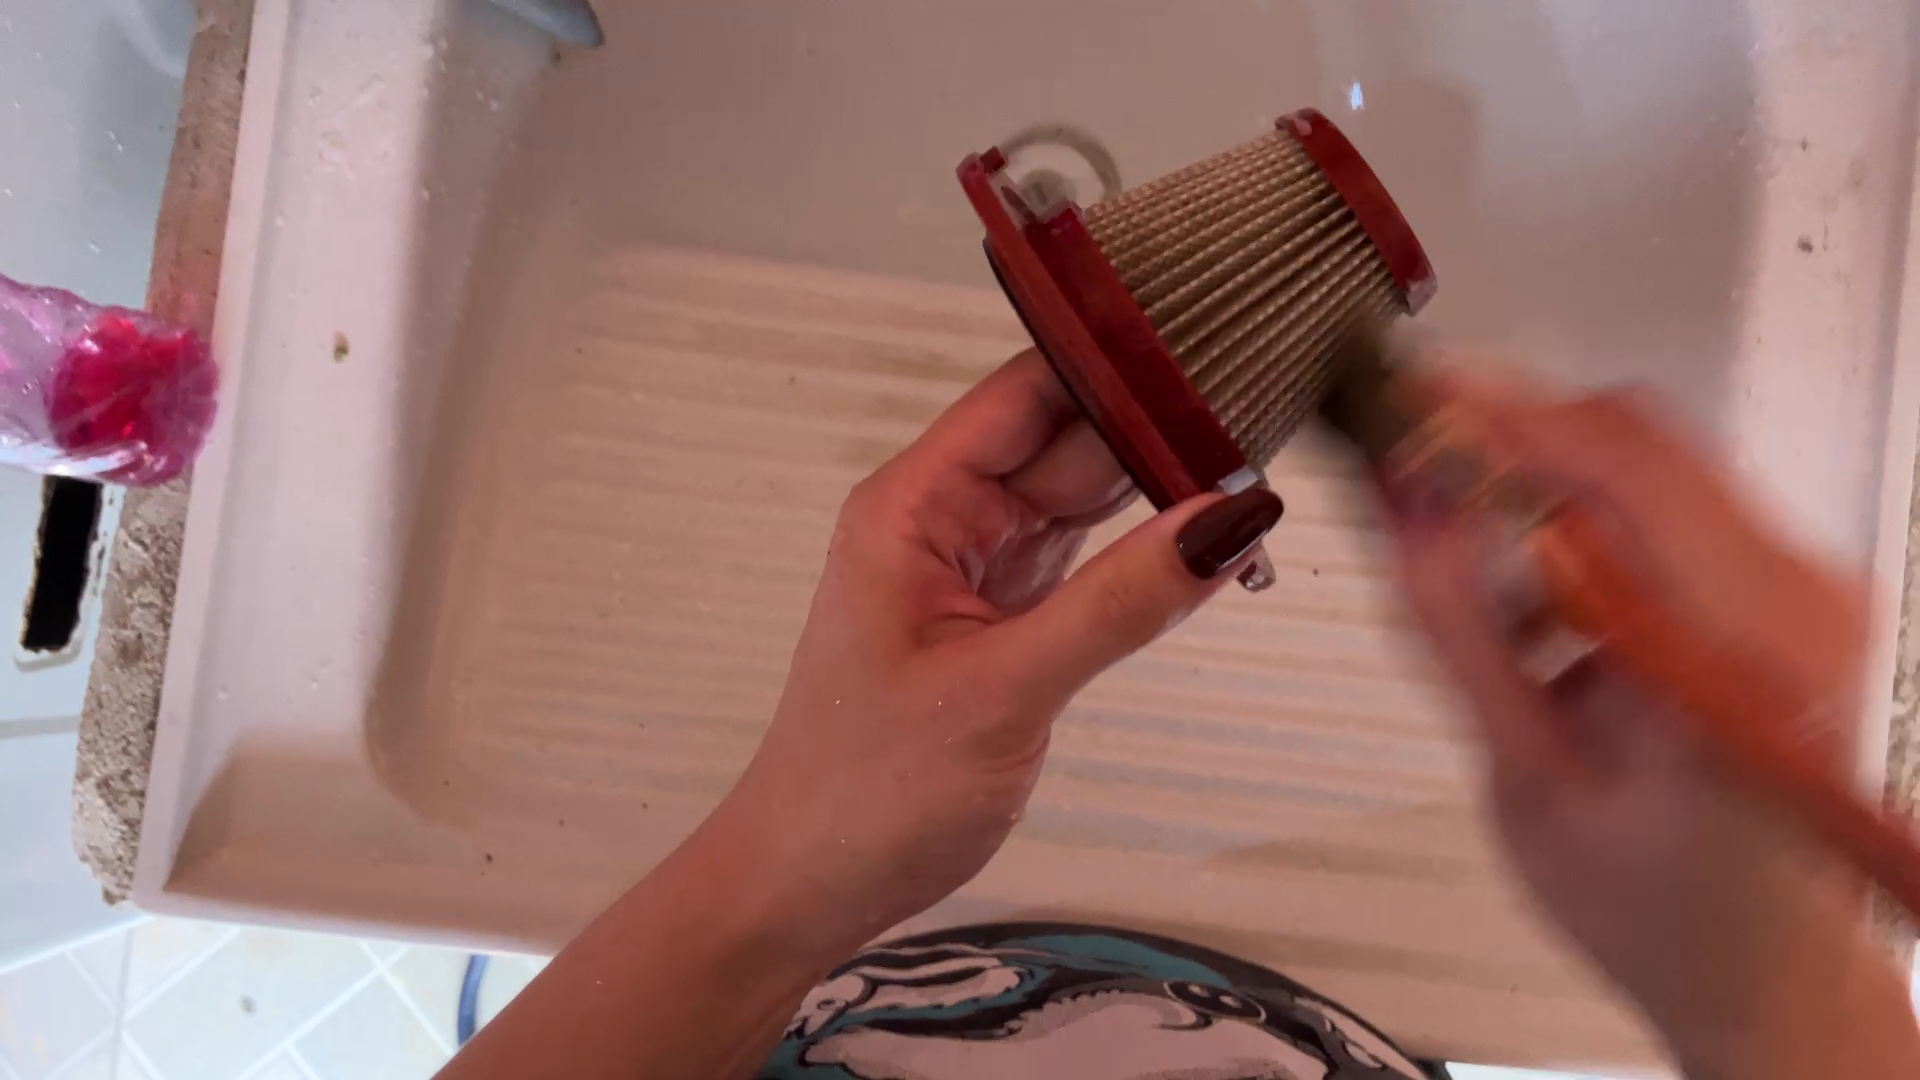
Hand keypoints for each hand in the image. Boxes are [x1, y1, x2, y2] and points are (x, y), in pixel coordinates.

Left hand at [706, 349, 1283, 956]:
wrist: (814, 877)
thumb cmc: (871, 787)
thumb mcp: (1002, 689)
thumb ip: (1117, 603)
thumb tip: (1230, 519)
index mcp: (914, 504)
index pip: (1021, 398)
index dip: (1110, 365)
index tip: (1208, 349)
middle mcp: (944, 518)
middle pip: (1060, 445)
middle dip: (1152, 432)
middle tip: (1264, 415)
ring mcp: (976, 568)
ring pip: (1077, 503)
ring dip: (1153, 493)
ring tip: (1254, 469)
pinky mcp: (1003, 617)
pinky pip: (1080, 563)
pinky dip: (1136, 557)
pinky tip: (1201, 544)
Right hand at [1385, 377, 1915, 1075]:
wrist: (1753, 967)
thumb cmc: (1655, 900)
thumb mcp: (1527, 771)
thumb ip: (1461, 634)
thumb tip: (1406, 518)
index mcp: (1746, 654)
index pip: (1621, 471)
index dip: (1502, 418)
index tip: (1410, 396)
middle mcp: (1788, 599)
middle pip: (1631, 442)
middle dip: (1499, 428)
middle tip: (1398, 442)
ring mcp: (1774, 590)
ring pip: (1629, 466)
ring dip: (1513, 472)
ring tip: (1427, 513)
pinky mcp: (1736, 596)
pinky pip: (1633, 511)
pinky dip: (1540, 513)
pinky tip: (1495, 573)